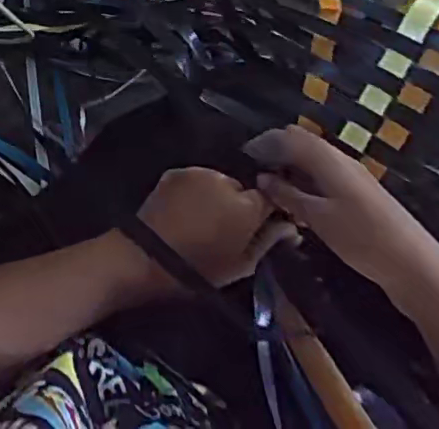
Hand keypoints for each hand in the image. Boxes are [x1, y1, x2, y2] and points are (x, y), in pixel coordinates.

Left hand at [133, 168, 297, 289]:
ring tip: (208, 219)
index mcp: (245, 204)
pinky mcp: (173, 172)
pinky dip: (198, 190)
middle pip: (242, 188)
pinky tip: (190, 210)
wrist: (149, 254)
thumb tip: (289, 226)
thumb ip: (270, 240)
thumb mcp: (245, 263)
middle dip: (241, 204)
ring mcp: (194, 172)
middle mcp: (221, 180)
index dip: (270, 212)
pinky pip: (196, 179)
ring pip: (218, 182)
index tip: (266, 225)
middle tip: (232, 226)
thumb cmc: (203, 266)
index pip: (270, 198)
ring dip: (218, 195)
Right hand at [244, 125, 438, 296]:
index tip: (244, 157)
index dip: (263, 143)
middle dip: (277, 150)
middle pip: (302, 142)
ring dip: (292, 166)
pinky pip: (326, 174)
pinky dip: (307, 179)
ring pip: (314, 159)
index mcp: (328, 160)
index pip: (287, 137)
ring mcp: (356, 178)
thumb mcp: (318, 219)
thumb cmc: (364, 240)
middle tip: (257, 170)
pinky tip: (301, 200)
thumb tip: (263, 178)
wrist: (422, 273)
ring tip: (274, 186)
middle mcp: (342, 161)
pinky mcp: (364, 195)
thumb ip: (288, 195)